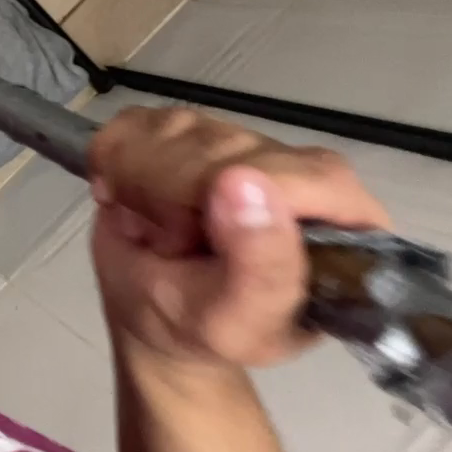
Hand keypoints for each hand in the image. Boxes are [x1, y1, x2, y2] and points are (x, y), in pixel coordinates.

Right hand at [87, 107, 390, 371]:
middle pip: (219, 145)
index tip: (199, 239)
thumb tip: (246, 182)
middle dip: (173, 198)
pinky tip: (131, 197)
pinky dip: (112, 164)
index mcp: (338, 218)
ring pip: (167, 130)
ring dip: (138, 186)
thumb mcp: (233, 324)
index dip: (231, 198)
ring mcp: (230, 140)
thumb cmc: (195, 328)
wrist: (142, 310)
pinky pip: (130, 123)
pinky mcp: (177, 127)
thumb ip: (258, 268)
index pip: (295, 171)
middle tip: (175, 244)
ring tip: (155, 226)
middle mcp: (292, 167)